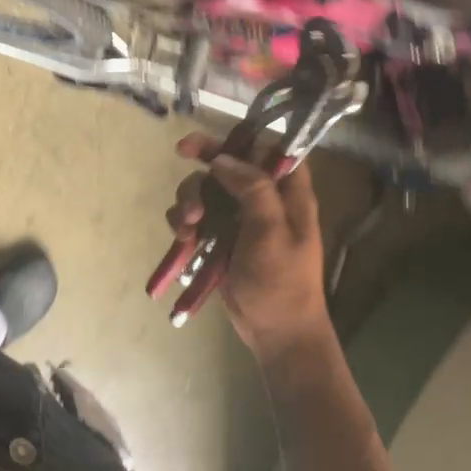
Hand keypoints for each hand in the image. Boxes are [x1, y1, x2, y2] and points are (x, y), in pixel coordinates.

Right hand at [166, 132, 327, 357]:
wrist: (276, 334)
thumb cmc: (282, 283)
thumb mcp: (271, 232)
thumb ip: (253, 189)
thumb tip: (223, 159)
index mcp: (287, 194)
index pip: (268, 150)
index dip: (242, 138)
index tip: (216, 137)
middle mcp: (263, 200)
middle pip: (228, 164)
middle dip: (204, 165)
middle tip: (182, 154)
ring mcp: (240, 219)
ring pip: (206, 190)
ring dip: (190, 200)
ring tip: (188, 226)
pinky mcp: (220, 238)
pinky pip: (195, 217)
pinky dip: (185, 223)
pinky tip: (184, 238)